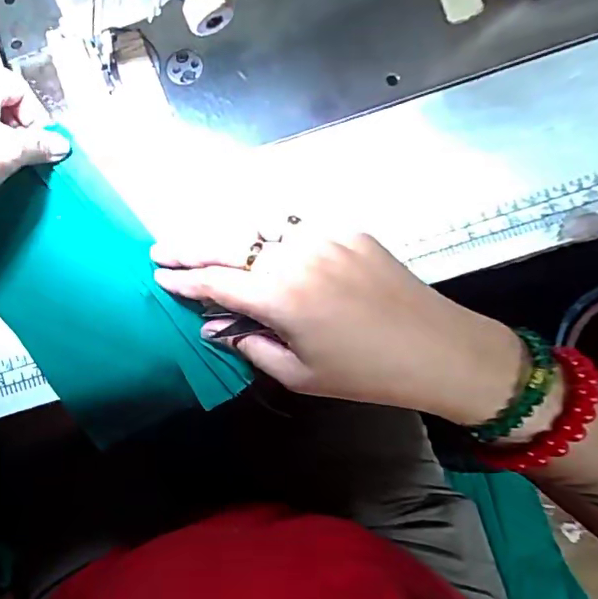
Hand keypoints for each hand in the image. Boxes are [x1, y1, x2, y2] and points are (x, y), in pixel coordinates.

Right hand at [152, 227, 527, 425]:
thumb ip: (250, 344)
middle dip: (190, 245)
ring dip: (228, 232)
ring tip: (205, 241)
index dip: (184, 279)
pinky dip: (271, 231)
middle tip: (163, 248)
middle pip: (228, 241)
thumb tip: (217, 325)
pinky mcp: (348, 229)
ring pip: (260, 224)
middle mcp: (296, 256)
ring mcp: (324, 235)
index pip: (216, 281)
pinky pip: (296, 224)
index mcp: (281, 297)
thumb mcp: (299, 374)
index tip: (160, 276)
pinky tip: (261, 240)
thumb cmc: (365, 374)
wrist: (437, 348)